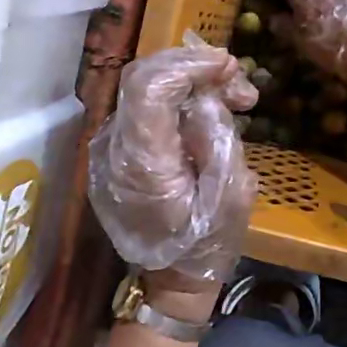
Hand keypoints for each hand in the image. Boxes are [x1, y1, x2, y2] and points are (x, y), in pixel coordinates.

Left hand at [86, 37, 258, 283]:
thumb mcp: (232, 196)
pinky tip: (211, 107)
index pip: (149, 88)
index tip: (228, 66)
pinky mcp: (116, 151)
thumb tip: (208, 100)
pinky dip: (180, 97)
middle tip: (237, 78)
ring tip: (237, 97)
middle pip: (143, 78)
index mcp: (143, 163)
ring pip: (144, 88)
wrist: (169, 281)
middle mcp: (115, 149)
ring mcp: (109, 150)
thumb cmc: (206, 244)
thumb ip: (219, 140)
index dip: (189, 65)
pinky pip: (145, 108)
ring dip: (191, 80)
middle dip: (193, 66)